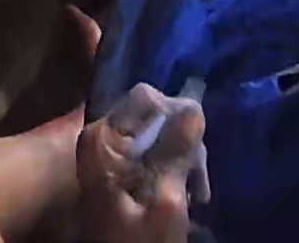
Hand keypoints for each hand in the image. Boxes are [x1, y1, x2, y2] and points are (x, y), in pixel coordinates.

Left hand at [76, 84, 205, 242]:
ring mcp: (104, 153)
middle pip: (149, 116)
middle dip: (181, 143)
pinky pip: (145, 154)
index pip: (145, 97)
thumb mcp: (165, 201)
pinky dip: (167, 169)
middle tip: (200, 183)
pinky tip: (182, 194)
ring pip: (152, 136)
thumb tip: (193, 107)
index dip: (177, 115)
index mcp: (103, 135)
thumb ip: (176, 151)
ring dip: (178, 160)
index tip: (199, 148)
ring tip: (196, 194)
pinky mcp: (114, 172)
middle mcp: (99, 135)